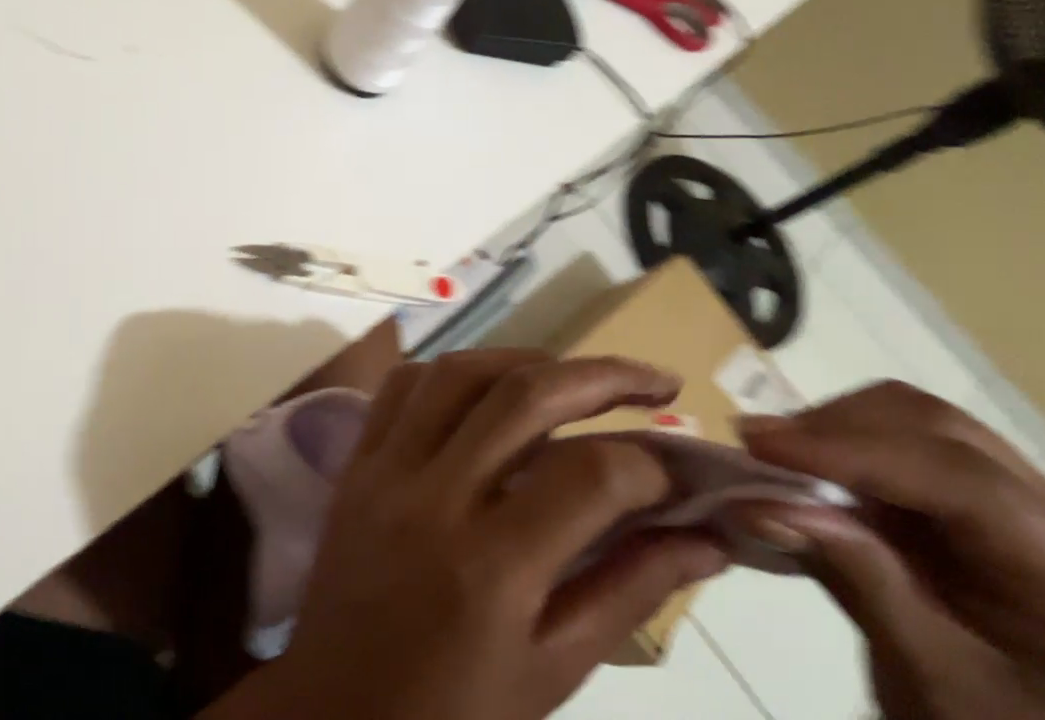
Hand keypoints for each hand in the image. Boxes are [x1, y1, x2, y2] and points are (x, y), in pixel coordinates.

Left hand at [202, 349, 727, 719]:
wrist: (336, 714)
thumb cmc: (453, 710)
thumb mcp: (553, 668)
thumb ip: (629, 592)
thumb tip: (708, 538)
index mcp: (492, 566)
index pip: (590, 475)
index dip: (650, 465)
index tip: (676, 475)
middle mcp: (434, 499)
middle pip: (525, 395)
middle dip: (604, 376)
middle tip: (656, 384)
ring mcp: (385, 473)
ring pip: (459, 373)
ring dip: (527, 360)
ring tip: (575, 379)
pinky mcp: (355, 466)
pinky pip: (402, 389)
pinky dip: (454, 373)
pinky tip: (489, 391)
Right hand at [737, 381, 1044, 719]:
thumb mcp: (924, 675)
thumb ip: (858, 580)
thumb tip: (761, 501)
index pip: (963, 483)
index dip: (855, 452)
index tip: (760, 442)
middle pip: (944, 433)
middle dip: (840, 428)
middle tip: (753, 445)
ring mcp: (1031, 504)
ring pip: (923, 421)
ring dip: (840, 427)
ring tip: (773, 454)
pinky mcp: (986, 497)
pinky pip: (910, 442)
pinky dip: (849, 442)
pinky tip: (807, 465)